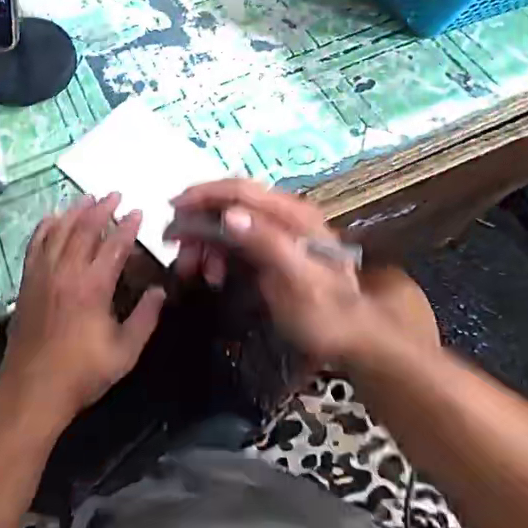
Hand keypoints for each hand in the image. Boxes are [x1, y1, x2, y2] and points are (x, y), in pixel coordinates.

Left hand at [0, 194, 165, 427]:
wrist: (32, 389)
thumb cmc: (82, 373)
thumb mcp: (125, 351)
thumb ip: (146, 318)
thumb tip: (160, 290)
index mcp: (93, 286)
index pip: (114, 245)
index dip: (128, 226)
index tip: (138, 212)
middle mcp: (66, 272)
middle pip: (85, 229)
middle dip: (102, 209)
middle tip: (115, 194)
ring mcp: (42, 274)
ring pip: (59, 231)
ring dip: (75, 211)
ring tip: (88, 198)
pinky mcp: (27, 282)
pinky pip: (35, 244)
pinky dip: (45, 227)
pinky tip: (53, 218)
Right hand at [167, 180, 385, 367]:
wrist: (354, 337)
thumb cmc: (326, 312)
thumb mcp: (296, 279)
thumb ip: (265, 243)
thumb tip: (230, 215)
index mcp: (292, 215)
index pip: (240, 189)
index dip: (203, 194)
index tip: (172, 208)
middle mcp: (284, 215)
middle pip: (230, 204)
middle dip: (199, 223)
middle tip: (177, 249)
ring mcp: (278, 232)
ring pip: (228, 223)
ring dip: (205, 242)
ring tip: (193, 270)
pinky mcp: (273, 250)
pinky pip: (235, 241)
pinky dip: (216, 254)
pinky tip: (213, 275)